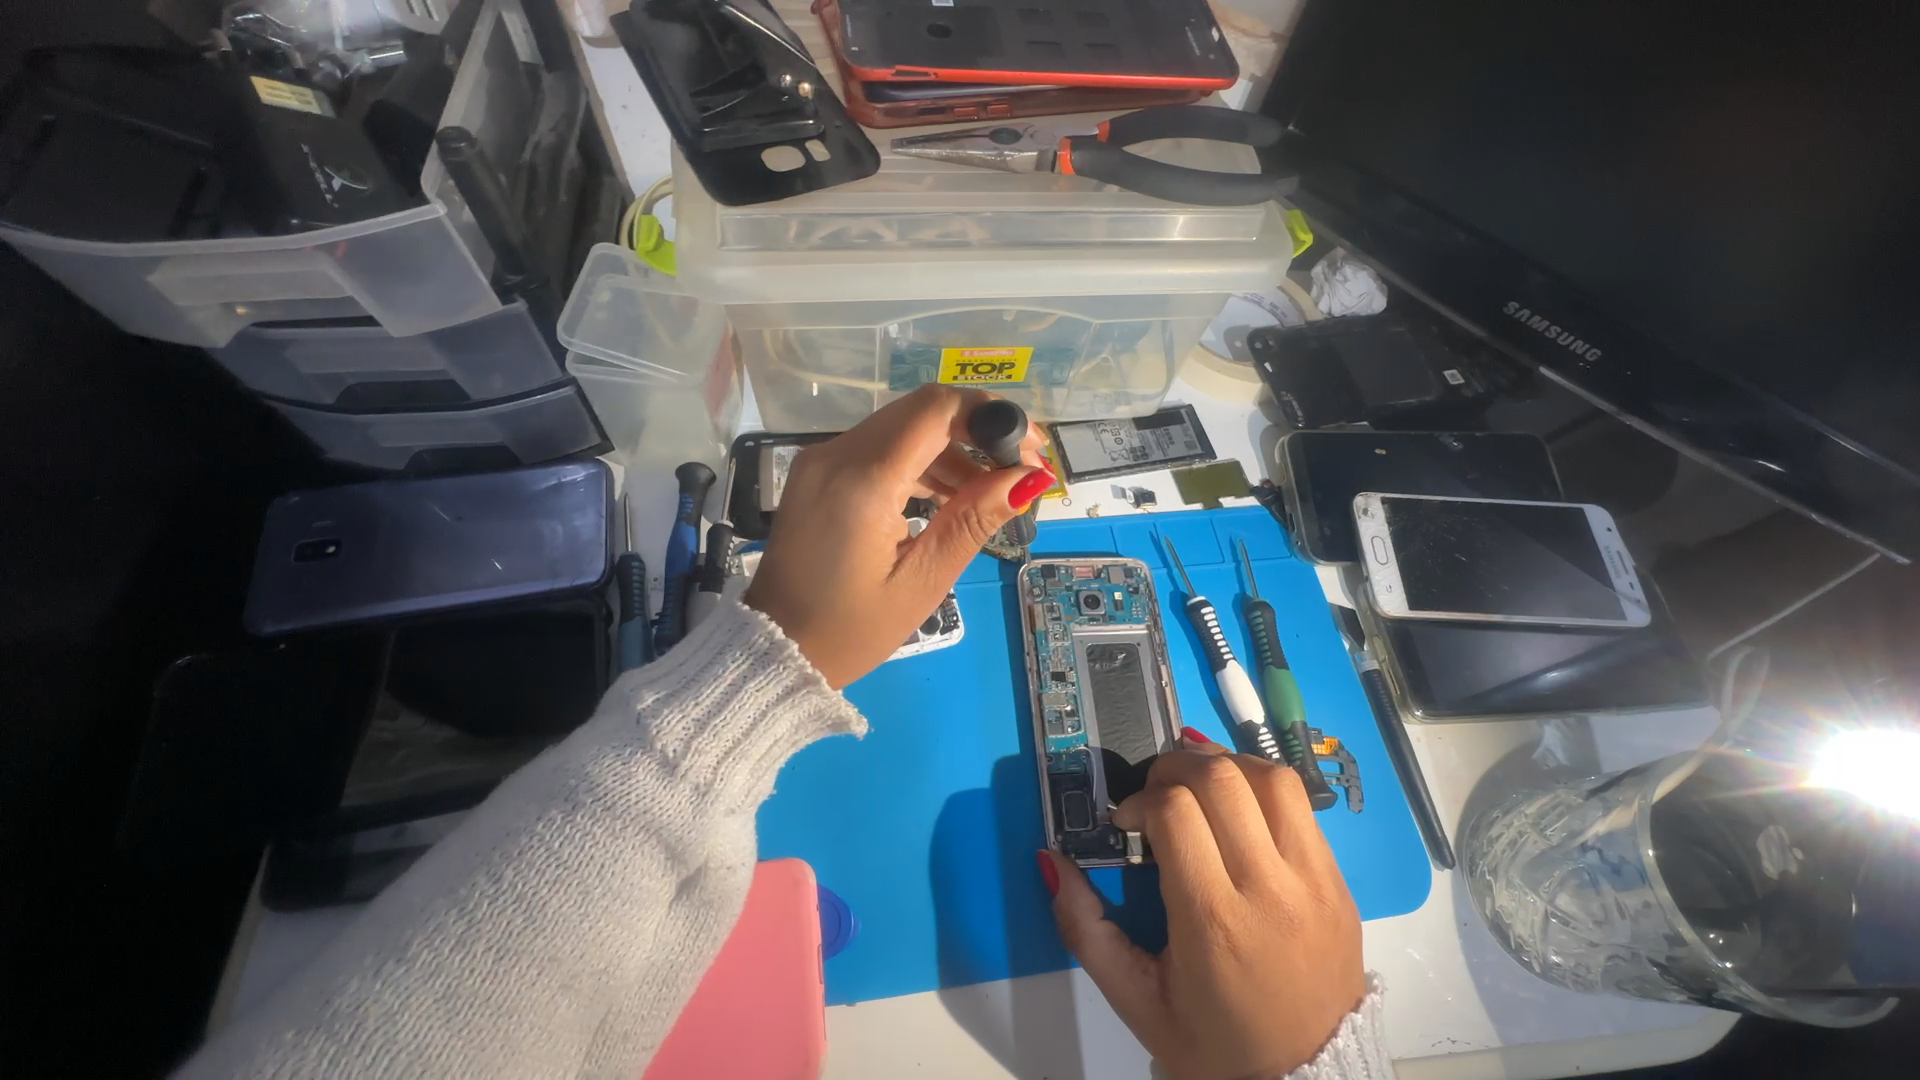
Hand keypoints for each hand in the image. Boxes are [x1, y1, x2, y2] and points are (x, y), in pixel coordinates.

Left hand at [745, 385, 1049, 687]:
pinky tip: (949, 496)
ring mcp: (822, 459)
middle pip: (921, 411)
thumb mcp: (923, 580)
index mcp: (863, 479)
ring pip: (902, 427)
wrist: (777, 648)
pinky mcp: (819, 472)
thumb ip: (973, 519)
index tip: (1029, 448)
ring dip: (951, 449)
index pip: (936, 409)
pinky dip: (920, 462)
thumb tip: (1028, 478)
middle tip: (1019, 468)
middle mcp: (837, 453)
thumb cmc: (852, 629)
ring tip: (991, 491)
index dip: (991, 415)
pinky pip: (880, 448)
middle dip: (977, 429)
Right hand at [1041, 737, 1365, 1079]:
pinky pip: (1300, 802)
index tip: (1128, 820)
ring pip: (1269, 777)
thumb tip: (1053, 860)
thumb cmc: (1215, 1042)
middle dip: (1174, 768)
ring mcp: (1314, 880)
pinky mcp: (1337, 878)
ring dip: (1223, 764)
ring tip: (1197, 783)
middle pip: (1221, 780)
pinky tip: (1236, 800)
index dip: (1141, 799)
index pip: (1175, 812)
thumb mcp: (1135, 999)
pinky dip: (1258, 783)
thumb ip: (1084, 929)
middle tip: (1156, 791)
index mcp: (1215, 922)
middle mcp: (1271, 889)